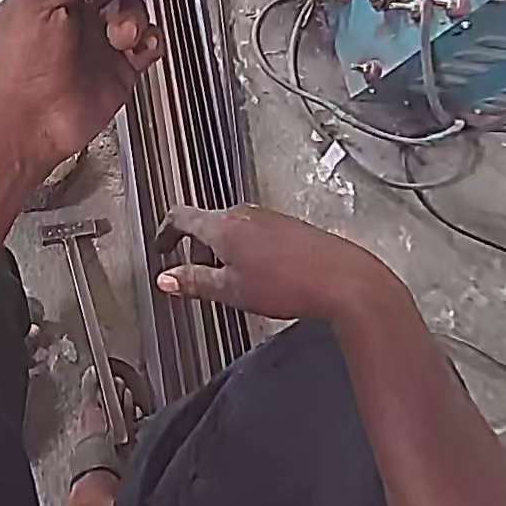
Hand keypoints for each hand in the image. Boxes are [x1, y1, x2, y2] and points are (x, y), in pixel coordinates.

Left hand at [0, 0, 205, 174]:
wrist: (27, 125)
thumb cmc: (18, 69)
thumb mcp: (36, 5)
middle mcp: (83, 14)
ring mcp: (103, 41)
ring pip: (140, 11)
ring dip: (137, 17)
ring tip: (120, 34)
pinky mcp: (120, 68)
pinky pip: (148, 44)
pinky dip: (151, 41)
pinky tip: (139, 45)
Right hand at [154, 205, 407, 322]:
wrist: (344, 281)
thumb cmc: (289, 283)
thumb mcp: (230, 290)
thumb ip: (194, 282)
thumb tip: (166, 279)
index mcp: (222, 225)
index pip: (180, 217)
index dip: (165, 232)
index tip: (161, 246)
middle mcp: (243, 214)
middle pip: (206, 223)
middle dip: (196, 249)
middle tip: (194, 275)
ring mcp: (267, 217)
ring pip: (231, 229)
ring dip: (221, 251)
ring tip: (231, 282)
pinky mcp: (287, 226)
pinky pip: (253, 232)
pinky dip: (244, 250)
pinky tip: (260, 277)